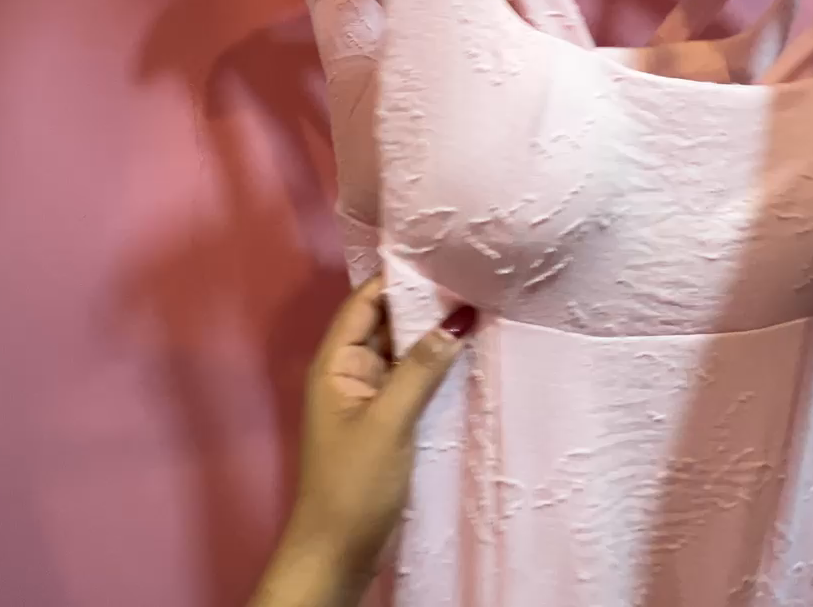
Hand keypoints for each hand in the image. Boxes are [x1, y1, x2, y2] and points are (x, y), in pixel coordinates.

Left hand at [249, 275, 475, 606]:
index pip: (365, 302)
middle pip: (387, 321)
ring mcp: (371, 393)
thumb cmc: (353, 484)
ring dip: (432, 332)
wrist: (339, 556)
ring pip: (403, 348)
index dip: (398, 278)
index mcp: (337, 362)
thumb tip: (458, 318)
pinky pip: (413, 376)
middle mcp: (352, 369)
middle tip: (469, 277)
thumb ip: (421, 368)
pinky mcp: (389, 415)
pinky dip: (435, 362)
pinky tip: (465, 351)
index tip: (440, 257)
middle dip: (423, 302)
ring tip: (475, 304)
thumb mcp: (389, 421)